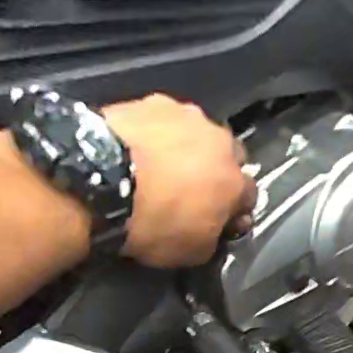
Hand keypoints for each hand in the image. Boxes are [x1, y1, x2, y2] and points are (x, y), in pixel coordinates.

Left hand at [104, 94, 255, 267]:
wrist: (103, 181)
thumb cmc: (156, 224)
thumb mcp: (193, 252)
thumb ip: (214, 237)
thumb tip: (216, 227)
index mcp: (235, 181)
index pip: (249, 197)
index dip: (236, 210)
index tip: (221, 221)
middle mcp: (219, 140)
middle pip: (228, 156)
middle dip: (216, 171)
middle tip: (193, 190)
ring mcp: (185, 115)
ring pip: (196, 133)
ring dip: (187, 149)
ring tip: (161, 168)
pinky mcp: (150, 101)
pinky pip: (162, 122)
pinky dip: (156, 136)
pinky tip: (139, 151)